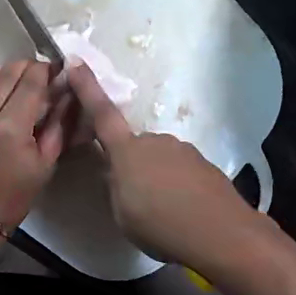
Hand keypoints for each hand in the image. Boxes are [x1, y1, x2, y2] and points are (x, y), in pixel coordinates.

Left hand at [0, 59, 74, 229]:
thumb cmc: (13, 195)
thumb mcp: (45, 165)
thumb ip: (58, 126)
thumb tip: (67, 97)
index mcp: (12, 128)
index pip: (31, 82)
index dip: (47, 71)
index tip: (58, 70)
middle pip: (8, 72)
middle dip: (28, 68)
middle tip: (43, 74)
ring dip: (6, 70)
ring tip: (19, 79)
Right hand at [63, 61, 265, 267]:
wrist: (219, 231)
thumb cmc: (160, 225)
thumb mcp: (122, 214)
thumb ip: (117, 188)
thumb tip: (118, 173)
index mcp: (128, 151)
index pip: (103, 115)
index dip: (87, 90)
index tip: (76, 63)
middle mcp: (156, 141)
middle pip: (137, 147)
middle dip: (133, 166)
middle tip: (137, 200)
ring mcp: (184, 150)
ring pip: (161, 159)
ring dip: (158, 178)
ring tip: (164, 212)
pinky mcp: (205, 164)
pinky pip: (182, 171)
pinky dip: (179, 186)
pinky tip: (184, 211)